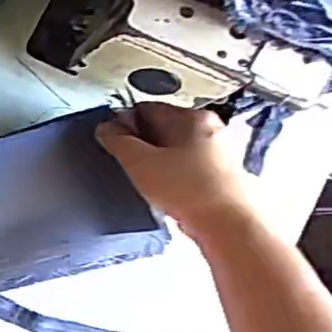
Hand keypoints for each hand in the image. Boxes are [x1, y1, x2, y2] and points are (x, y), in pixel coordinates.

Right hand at [96, 103, 259, 237]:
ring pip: (171, 149)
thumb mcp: (139, 161)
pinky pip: (181, 167)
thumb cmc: (191, 189)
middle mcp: (208, 130)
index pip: (146, 108)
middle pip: (159, 128)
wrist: (225, 222)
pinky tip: (161, 190)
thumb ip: (117, 141)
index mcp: (193, 118)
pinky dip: (167, 175)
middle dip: (139, 144)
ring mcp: (214, 153)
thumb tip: (106, 129)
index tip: (111, 139)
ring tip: (144, 178)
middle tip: (127, 161)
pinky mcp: (214, 175)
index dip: (123, 123)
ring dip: (152, 161)